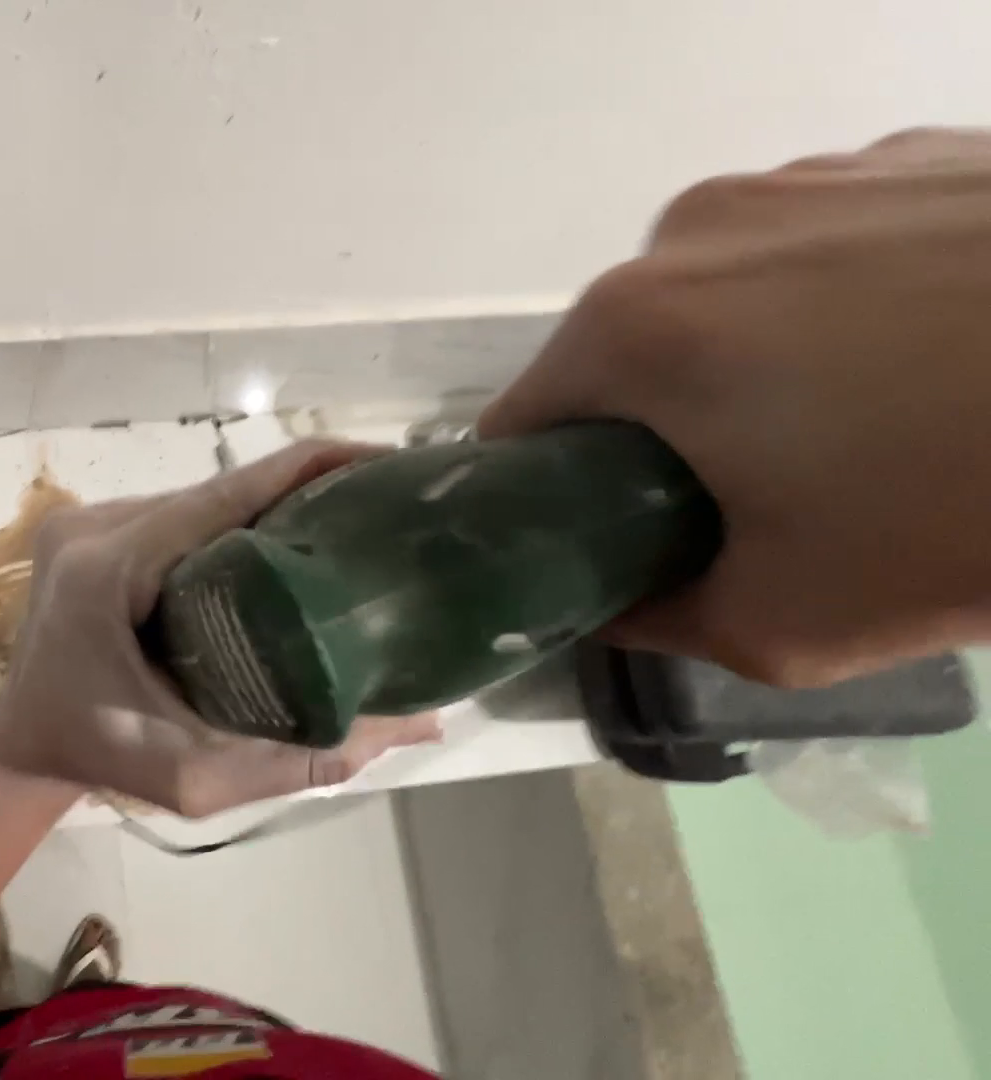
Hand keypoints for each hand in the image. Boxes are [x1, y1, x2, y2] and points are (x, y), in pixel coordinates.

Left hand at [0, 439, 440, 817]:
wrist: (20, 740)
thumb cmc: (99, 760)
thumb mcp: (198, 776)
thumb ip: (305, 757)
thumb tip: (422, 723)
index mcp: (106, 572)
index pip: (223, 497)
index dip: (310, 470)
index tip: (386, 467)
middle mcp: (92, 528)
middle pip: (214, 492)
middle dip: (300, 492)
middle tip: (380, 511)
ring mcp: (85, 523)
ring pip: (196, 499)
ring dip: (265, 507)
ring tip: (342, 525)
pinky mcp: (89, 531)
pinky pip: (174, 515)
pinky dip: (228, 523)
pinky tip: (277, 544)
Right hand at [480, 127, 990, 686]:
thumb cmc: (981, 503)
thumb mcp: (784, 625)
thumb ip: (651, 620)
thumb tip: (605, 603)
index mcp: (624, 330)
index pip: (516, 425)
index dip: (544, 489)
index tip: (609, 530)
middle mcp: (681, 234)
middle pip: (608, 361)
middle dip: (648, 423)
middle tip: (748, 485)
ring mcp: (797, 179)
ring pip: (703, 301)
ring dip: (735, 359)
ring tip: (853, 412)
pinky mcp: (904, 154)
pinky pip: (803, 251)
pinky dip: (825, 303)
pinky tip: (926, 346)